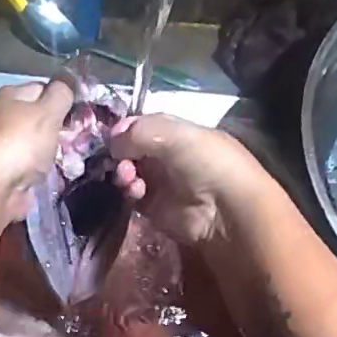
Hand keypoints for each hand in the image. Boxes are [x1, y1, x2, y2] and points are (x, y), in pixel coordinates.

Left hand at [0, 78, 74, 222]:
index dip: (65, 100)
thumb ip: (61, 94)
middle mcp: (8, 118)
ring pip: (44, 144)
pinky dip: (51, 170)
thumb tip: (69, 79)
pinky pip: (39, 165)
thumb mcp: (47, 111)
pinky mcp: (14, 171)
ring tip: (76, 160)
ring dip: (61, 152)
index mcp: (12, 96)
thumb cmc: (22, 143)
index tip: (82, 114)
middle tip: (82, 139)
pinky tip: (64, 174)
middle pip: (44, 118)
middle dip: (65, 129)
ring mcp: (11, 146)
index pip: (44, 89)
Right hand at [109, 114, 270, 245]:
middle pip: (132, 150)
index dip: (126, 129)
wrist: (225, 209)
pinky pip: (133, 196)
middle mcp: (168, 156)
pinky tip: (136, 192)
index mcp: (178, 133)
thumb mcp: (175, 135)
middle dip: (121, 152)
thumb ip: (138, 132)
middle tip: (120, 160)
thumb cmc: (205, 162)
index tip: (113, 136)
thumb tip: (112, 141)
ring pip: (130, 173)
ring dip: (124, 173)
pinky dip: (129, 192)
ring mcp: (162, 183)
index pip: (143, 126)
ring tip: (129, 178)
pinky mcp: (155, 209)